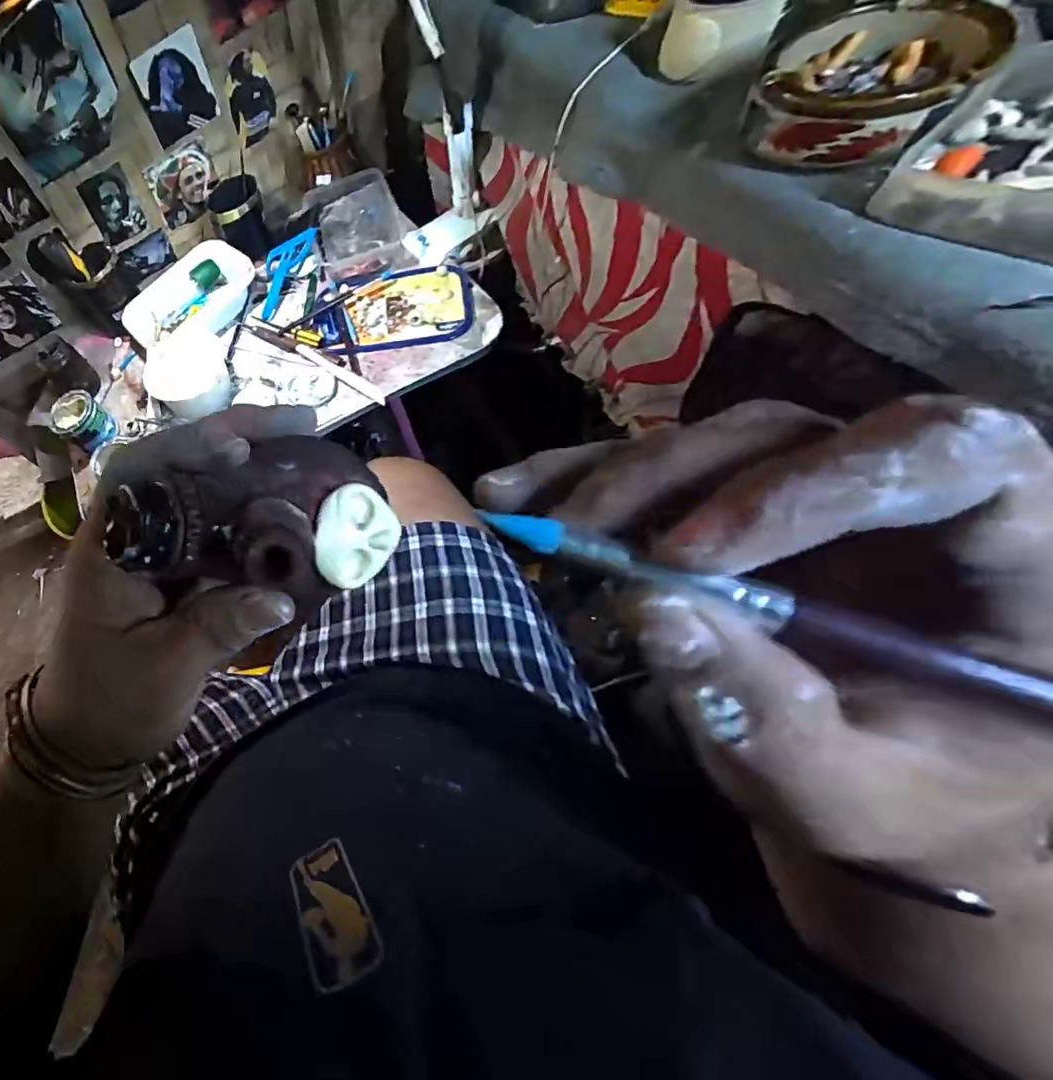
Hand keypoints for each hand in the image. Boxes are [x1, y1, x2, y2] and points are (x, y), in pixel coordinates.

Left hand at [29, 406, 309, 770]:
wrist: (84, 736)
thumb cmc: (111, 701)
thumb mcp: (165, 668)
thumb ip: (217, 627)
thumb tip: (279, 597)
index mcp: (108, 547)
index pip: (142, 470)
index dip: (192, 446)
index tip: (244, 442)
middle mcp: (124, 534)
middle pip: (174, 465)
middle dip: (233, 438)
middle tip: (300, 424)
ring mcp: (146, 549)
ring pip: (194, 490)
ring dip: (243, 469)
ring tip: (300, 451)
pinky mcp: (166, 569)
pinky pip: (207, 526)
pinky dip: (243, 512)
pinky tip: (282, 506)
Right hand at [476, 397, 1052, 879]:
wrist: (864, 786)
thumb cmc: (895, 801)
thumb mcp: (841, 789)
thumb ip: (768, 713)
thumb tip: (649, 607)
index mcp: (1011, 562)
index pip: (948, 458)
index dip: (812, 485)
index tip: (688, 558)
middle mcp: (902, 506)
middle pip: (788, 436)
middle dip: (670, 480)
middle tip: (580, 538)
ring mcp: (803, 499)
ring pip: (705, 443)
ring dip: (606, 480)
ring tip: (533, 527)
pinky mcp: (723, 511)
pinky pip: (645, 473)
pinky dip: (570, 480)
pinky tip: (508, 494)